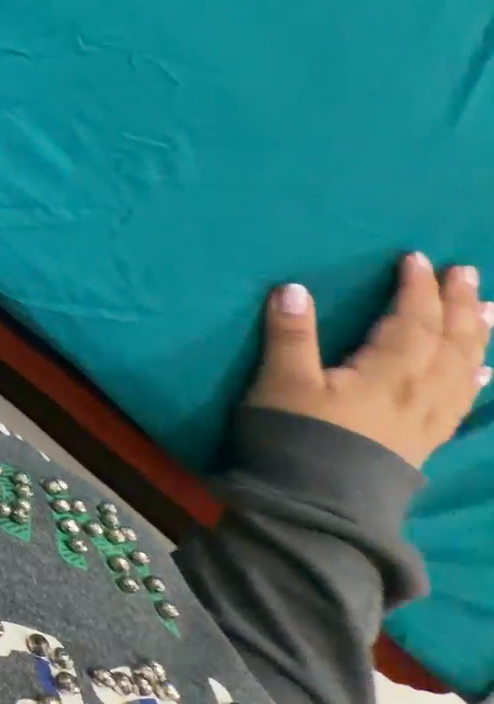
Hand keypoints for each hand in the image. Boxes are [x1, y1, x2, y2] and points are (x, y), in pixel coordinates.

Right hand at [251, 252, 493, 467]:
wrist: (319, 498)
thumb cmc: (296, 432)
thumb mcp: (282, 381)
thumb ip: (290, 335)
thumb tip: (295, 288)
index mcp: (388, 371)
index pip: (412, 320)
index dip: (416, 288)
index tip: (416, 258)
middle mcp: (422, 390)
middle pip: (450, 340)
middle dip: (458, 304)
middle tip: (465, 272)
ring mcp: (430, 416)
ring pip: (466, 366)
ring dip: (478, 334)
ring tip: (489, 308)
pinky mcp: (427, 436)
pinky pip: (464, 399)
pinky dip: (476, 377)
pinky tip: (483, 370)